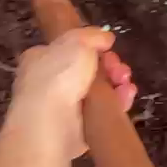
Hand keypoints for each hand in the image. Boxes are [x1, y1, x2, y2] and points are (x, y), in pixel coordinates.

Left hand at [7, 27, 137, 157]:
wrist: (50, 123)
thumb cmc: (57, 76)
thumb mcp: (75, 42)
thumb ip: (91, 35)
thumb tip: (104, 37)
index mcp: (39, 60)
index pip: (66, 50)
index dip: (90, 48)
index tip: (107, 47)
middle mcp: (48, 84)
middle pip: (86, 71)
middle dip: (109, 66)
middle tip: (119, 67)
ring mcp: (62, 109)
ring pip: (96, 92)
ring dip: (116, 83)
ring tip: (125, 81)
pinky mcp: (77, 130)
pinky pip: (101, 112)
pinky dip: (116, 102)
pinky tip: (127, 95)